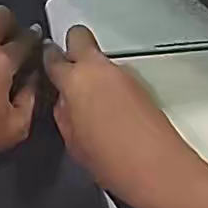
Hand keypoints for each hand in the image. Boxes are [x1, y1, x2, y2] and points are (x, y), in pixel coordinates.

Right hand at [45, 25, 206, 207]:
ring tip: (93, 106)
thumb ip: (62, 111)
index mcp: (75, 79)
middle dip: (71, 47)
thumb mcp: (72, 140)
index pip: (52, 55)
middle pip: (79, 36)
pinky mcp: (141, 85)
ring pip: (99, 60)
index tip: (46, 67)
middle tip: (68, 72)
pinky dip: (110, 87)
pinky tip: (111, 114)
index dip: (47, 59)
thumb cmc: (112, 160)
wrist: (162, 171)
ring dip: (93, 73)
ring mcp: (123, 74)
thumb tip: (63, 100)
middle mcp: (99, 68)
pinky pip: (116, 77)